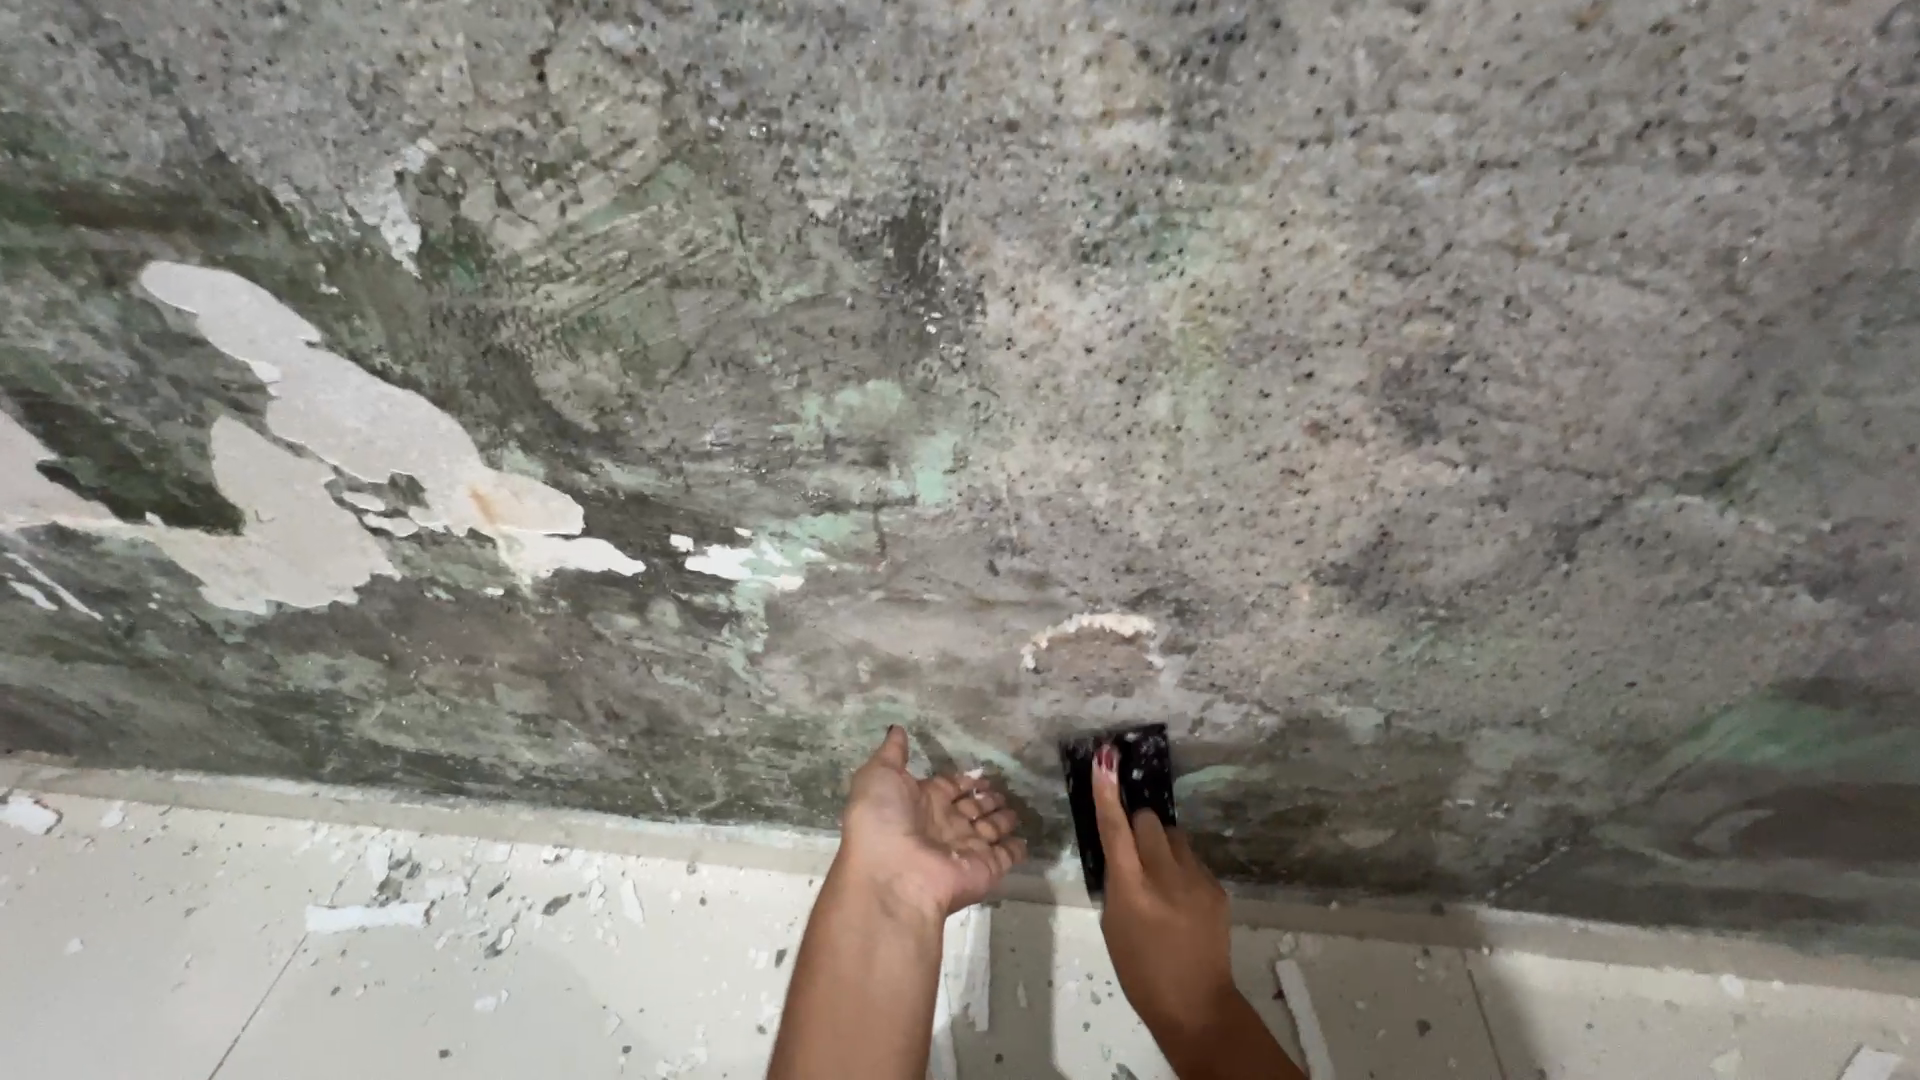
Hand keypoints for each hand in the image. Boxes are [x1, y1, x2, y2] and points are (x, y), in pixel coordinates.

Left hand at [835, 726, 1027, 920]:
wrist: (893, 876)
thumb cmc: (882, 821)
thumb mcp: (878, 776)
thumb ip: (892, 753)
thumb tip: (897, 728)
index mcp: (920, 803)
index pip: (947, 788)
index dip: (962, 781)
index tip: (979, 773)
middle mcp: (943, 826)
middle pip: (970, 808)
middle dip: (985, 798)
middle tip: (1001, 788)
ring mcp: (966, 848)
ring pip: (989, 829)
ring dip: (1002, 819)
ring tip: (1015, 807)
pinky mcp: (985, 868)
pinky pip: (1005, 856)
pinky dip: (1015, 849)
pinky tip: (1024, 839)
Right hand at [1092, 743, 1238, 1044]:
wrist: (1196, 1005)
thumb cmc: (1140, 969)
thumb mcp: (1113, 923)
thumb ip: (1116, 881)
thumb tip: (1121, 848)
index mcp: (1132, 891)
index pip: (1115, 830)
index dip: (1107, 793)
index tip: (1105, 759)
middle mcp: (1166, 878)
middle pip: (1148, 821)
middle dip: (1137, 825)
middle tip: (1134, 849)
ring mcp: (1197, 881)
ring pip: (1173, 835)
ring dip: (1161, 844)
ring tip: (1160, 875)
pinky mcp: (1218, 887)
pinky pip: (1192, 858)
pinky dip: (1180, 866)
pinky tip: (1181, 896)